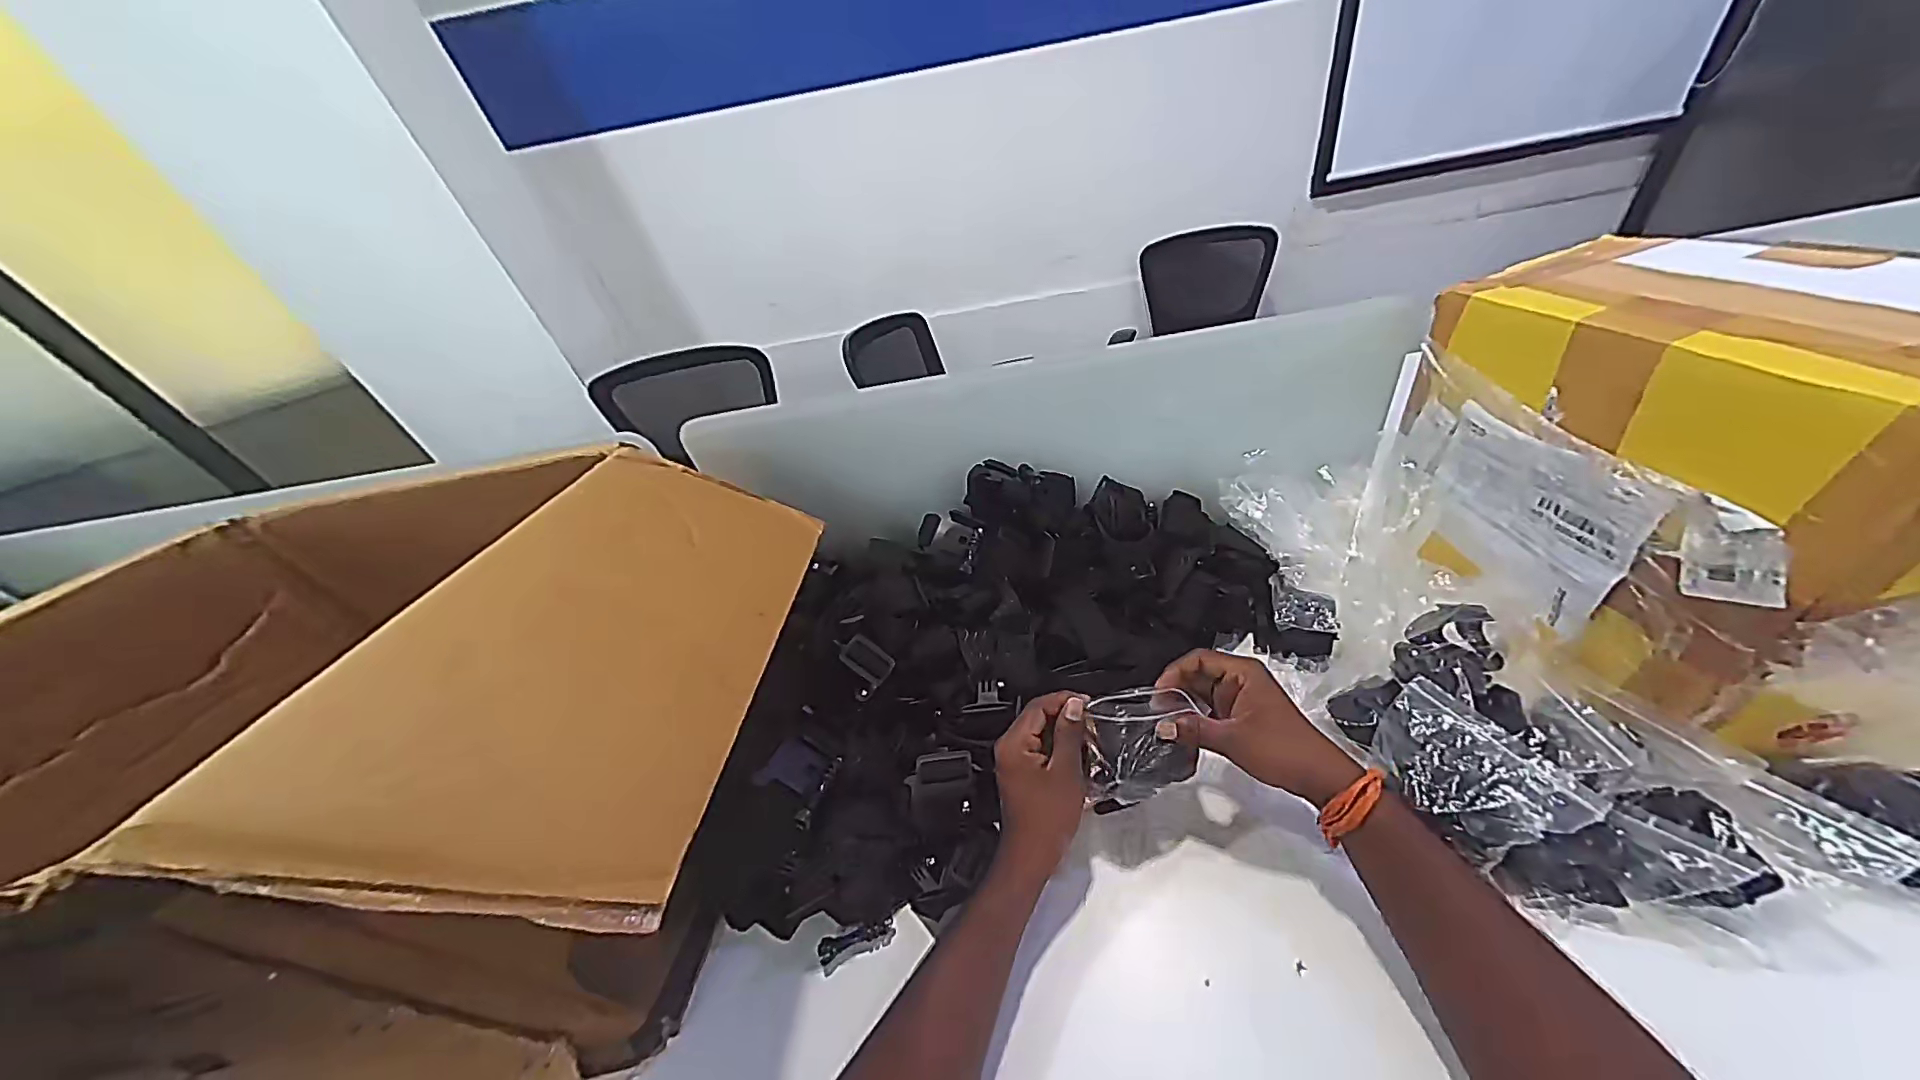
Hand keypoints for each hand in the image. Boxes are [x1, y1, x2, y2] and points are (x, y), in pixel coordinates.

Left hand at [993, 691, 1089, 881]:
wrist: (1033, 854)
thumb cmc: (1045, 821)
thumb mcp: (1066, 771)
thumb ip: (1069, 734)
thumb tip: (1074, 706)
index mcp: (1013, 743)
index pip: (1038, 705)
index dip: (1064, 700)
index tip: (1086, 703)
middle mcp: (1009, 749)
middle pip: (1038, 717)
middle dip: (1066, 718)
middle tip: (1091, 725)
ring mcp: (1014, 761)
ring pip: (1041, 734)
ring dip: (1065, 735)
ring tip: (1088, 744)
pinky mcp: (1022, 773)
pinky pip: (1041, 750)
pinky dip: (1059, 751)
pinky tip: (1078, 761)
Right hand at [1156, 650, 1362, 806]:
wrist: (1318, 775)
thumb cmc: (1288, 749)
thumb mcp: (1232, 738)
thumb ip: (1193, 729)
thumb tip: (1165, 725)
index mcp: (1244, 673)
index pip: (1198, 659)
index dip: (1175, 673)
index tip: (1159, 692)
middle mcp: (1243, 680)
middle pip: (1198, 675)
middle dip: (1177, 690)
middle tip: (1159, 709)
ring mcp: (1242, 699)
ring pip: (1203, 693)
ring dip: (1185, 706)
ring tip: (1169, 721)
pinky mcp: (1242, 716)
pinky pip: (1211, 710)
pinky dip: (1197, 718)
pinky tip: (1186, 731)